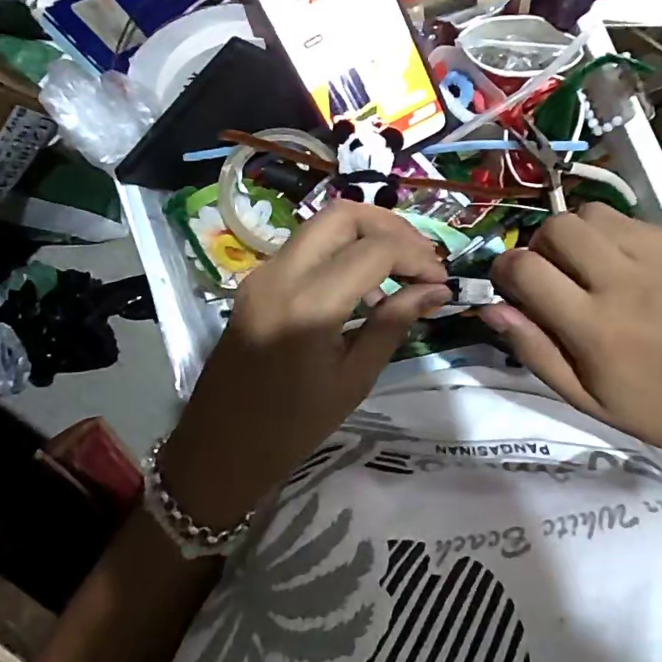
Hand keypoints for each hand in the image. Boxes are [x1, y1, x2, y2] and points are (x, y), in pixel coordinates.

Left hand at [162, 202, 449, 527]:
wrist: (220, 447)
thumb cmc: (291, 426)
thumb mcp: (353, 379)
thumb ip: (393, 323)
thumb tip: (435, 290)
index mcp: (308, 304)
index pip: (374, 249)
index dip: (416, 257)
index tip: (442, 281)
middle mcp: (281, 274)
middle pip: (344, 214)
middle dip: (392, 227)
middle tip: (423, 260)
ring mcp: (263, 273)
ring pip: (323, 225)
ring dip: (368, 235)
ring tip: (402, 272)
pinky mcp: (257, 281)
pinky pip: (307, 247)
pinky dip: (343, 251)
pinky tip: (366, 286)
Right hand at [481, 203, 661, 473]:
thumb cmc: (651, 411)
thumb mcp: (581, 396)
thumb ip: (532, 348)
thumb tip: (490, 306)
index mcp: (596, 327)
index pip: (526, 268)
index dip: (505, 269)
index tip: (508, 282)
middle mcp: (629, 283)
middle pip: (559, 226)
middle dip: (541, 245)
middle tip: (551, 273)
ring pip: (597, 213)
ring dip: (579, 234)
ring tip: (590, 266)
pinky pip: (638, 222)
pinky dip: (620, 239)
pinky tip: (632, 269)